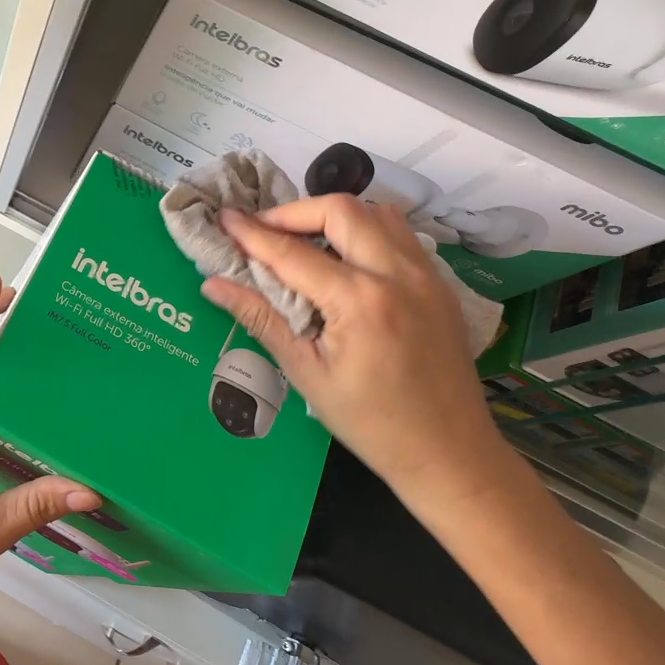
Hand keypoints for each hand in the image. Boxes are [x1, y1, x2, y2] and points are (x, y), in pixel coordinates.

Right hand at [199, 196, 506, 504]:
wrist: (450, 454)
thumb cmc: (371, 423)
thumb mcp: (306, 372)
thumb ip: (261, 318)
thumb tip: (213, 284)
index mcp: (360, 301)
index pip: (292, 251)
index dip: (252, 233)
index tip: (224, 218)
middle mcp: (397, 274)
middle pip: (340, 209)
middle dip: (294, 211)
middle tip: (263, 231)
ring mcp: (426, 275)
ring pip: (376, 213)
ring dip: (333, 217)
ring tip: (303, 241)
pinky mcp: (440, 284)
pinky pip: (400, 235)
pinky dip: (365, 232)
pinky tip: (343, 261)